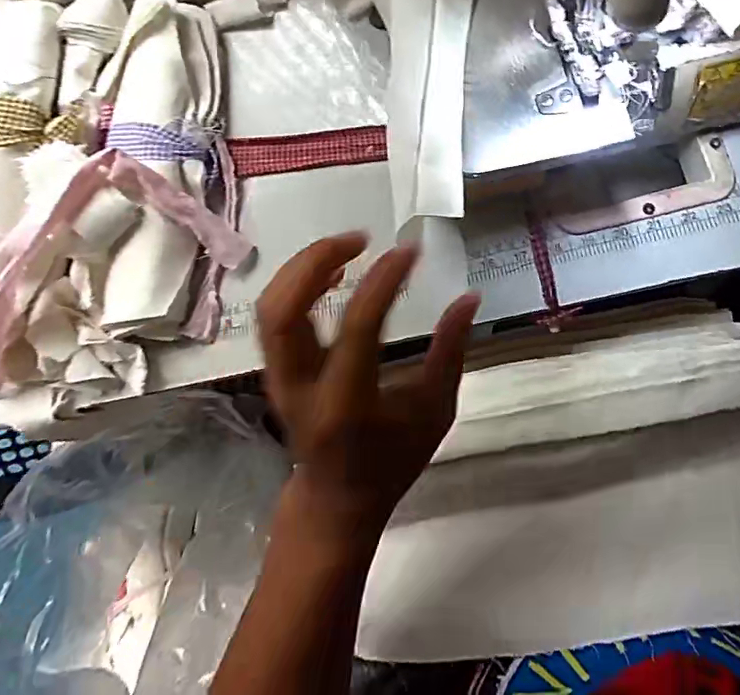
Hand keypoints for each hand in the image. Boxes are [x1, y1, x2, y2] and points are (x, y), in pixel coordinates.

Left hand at [255, 232, 480, 544]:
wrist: (335, 501)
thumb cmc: (392, 460)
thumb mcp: (434, 412)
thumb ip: (450, 353)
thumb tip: (469, 297)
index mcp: (347, 403)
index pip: (358, 326)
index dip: (384, 280)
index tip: (411, 251)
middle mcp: (301, 388)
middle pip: (284, 311)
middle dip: (317, 261)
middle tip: (361, 239)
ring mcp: (279, 379)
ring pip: (270, 309)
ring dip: (304, 267)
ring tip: (347, 247)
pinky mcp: (274, 371)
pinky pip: (274, 317)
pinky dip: (296, 283)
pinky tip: (332, 272)